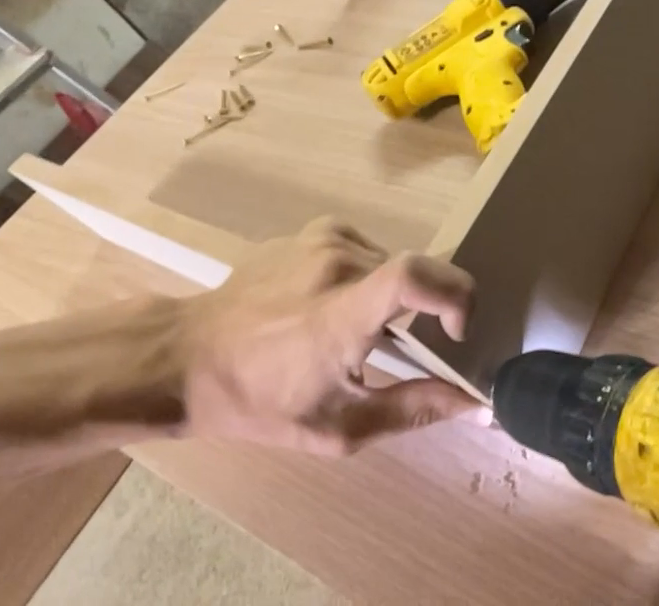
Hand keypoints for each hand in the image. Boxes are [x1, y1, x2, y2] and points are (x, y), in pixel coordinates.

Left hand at [178, 217, 484, 454]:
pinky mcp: (310, 230)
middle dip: (424, 309)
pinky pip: (364, 246)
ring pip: (390, 261)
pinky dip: (367, 272)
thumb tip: (475, 403)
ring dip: (391, 293)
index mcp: (341, 314)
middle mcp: (336, 264)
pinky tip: (336, 298)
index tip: (454, 332)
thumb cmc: (259, 402)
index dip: (455, 295)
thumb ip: (413, 410)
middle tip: (400, 347)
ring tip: (358, 328)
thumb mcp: (338, 428)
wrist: (183, 359)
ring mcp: (321, 240)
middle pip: (414, 273)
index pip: (414, 277)